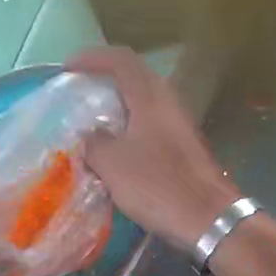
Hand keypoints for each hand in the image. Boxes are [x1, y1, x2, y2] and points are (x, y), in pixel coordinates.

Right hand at [72, 47, 241, 246]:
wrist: (208, 218)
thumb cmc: (157, 185)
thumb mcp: (113, 164)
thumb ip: (94, 143)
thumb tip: (89, 135)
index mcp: (150, 98)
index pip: (121, 61)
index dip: (93, 57)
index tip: (68, 68)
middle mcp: (168, 103)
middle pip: (136, 77)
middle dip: (106, 79)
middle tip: (80, 92)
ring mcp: (179, 125)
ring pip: (144, 103)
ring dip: (118, 106)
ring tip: (92, 122)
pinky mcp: (183, 148)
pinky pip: (151, 125)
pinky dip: (129, 127)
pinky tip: (116, 149)